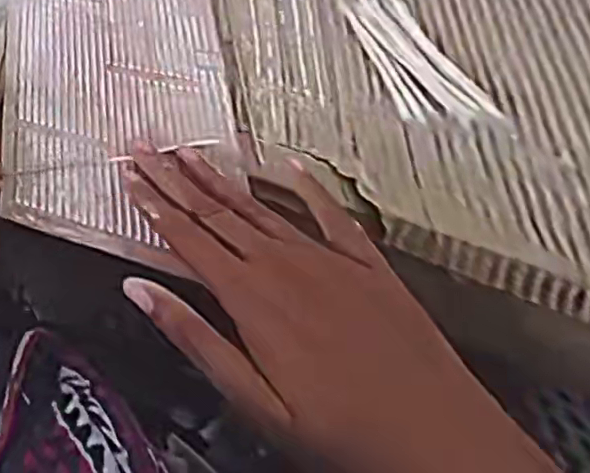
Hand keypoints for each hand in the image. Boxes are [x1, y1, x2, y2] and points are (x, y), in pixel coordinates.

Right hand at [122, 145, 557, 472]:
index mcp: (250, 297)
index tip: (127, 175)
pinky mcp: (372, 272)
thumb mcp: (256, 402)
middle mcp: (282, 268)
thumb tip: (137, 289)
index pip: (184, 235)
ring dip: (217, 176)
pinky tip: (288, 165)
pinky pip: (332, 218)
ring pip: (257, 207)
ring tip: (188, 150)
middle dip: (171, 175)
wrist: (461, 459)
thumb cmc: (351, 437)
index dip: (150, 201)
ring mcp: (329, 264)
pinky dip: (307, 188)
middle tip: (143, 147)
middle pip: (212, 210)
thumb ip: (193, 337)